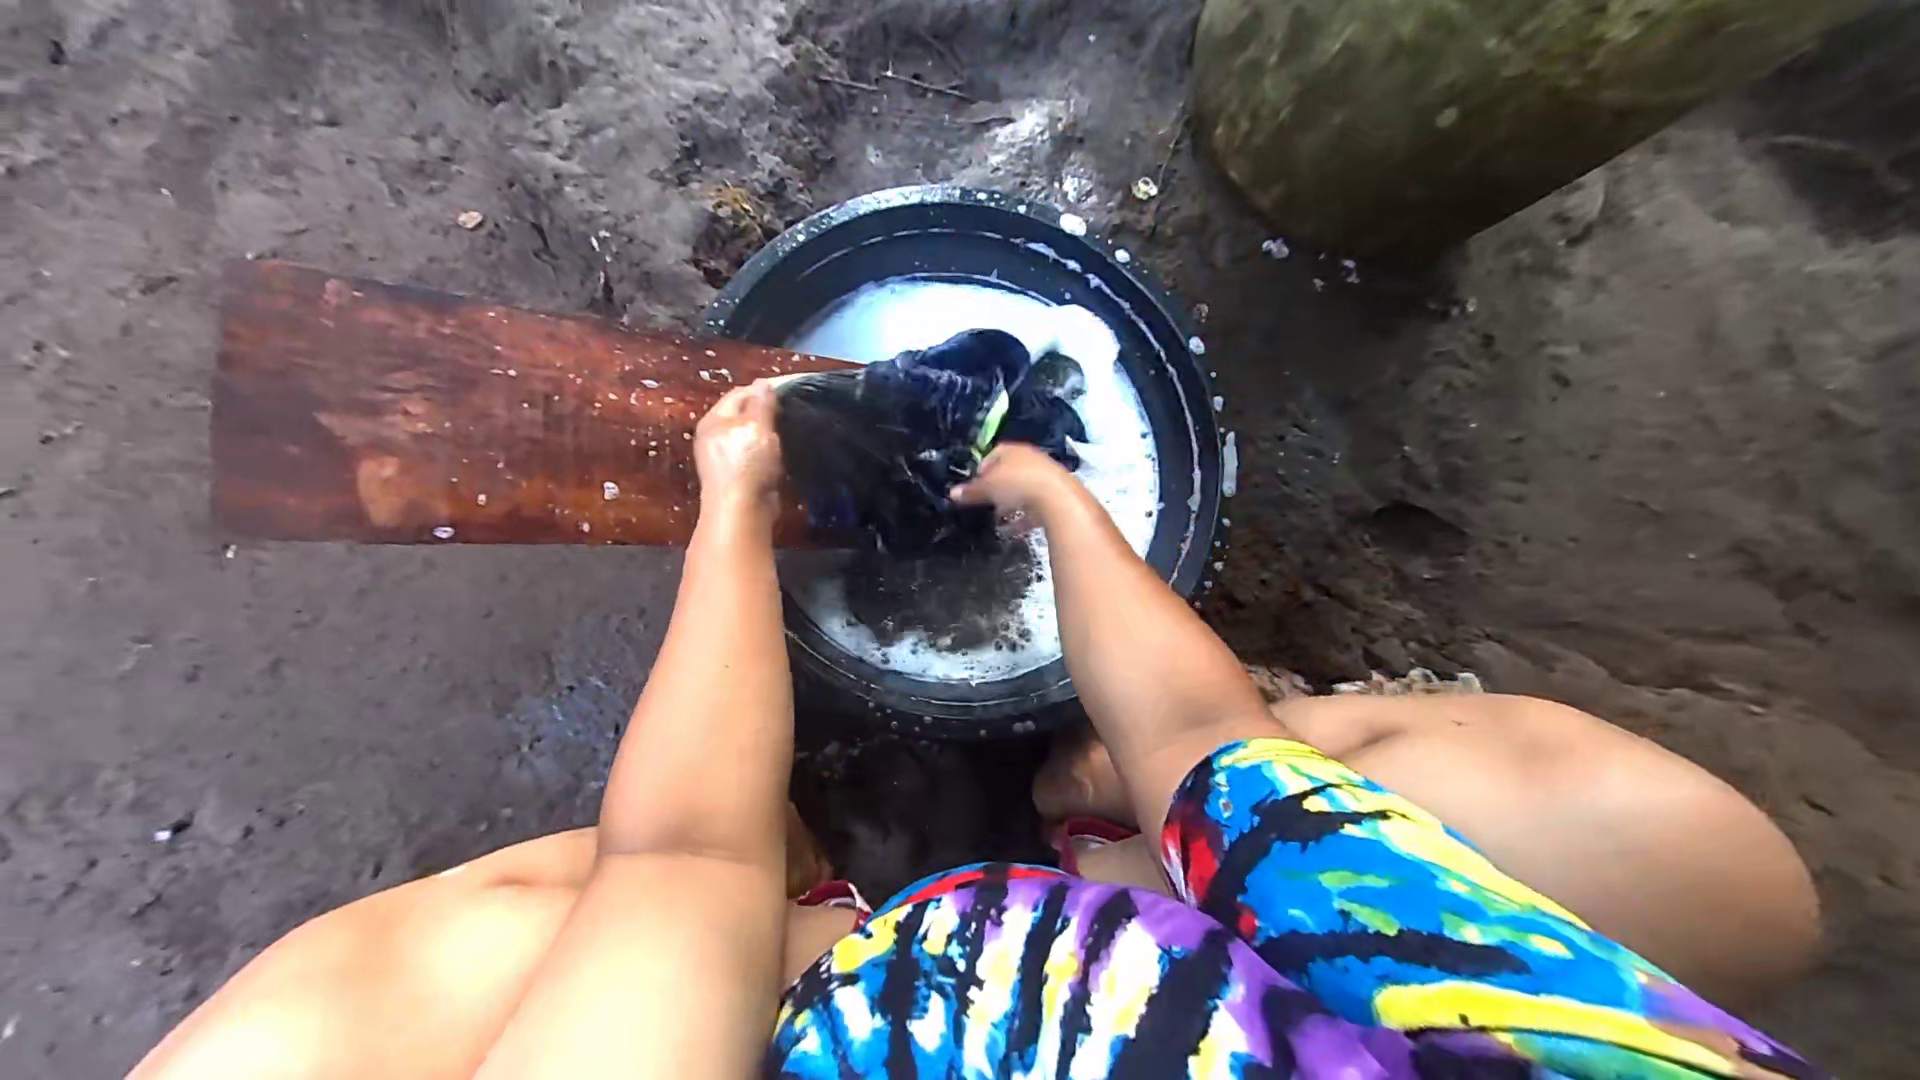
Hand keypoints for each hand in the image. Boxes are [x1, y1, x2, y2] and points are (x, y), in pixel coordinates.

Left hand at [695, 381, 783, 519]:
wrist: (741, 509)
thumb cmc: (748, 463)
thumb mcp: (758, 426)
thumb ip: (762, 403)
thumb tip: (763, 382)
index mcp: (714, 420)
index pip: (739, 394)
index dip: (762, 391)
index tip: (787, 392)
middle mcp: (714, 437)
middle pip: (742, 415)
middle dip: (765, 413)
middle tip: (789, 415)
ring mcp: (723, 458)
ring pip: (749, 437)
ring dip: (767, 436)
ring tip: (787, 435)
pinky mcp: (736, 476)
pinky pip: (753, 457)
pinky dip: (766, 455)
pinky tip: (779, 458)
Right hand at [949, 443, 1081, 526]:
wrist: (1059, 499)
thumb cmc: (1017, 485)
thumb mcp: (987, 489)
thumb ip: (970, 492)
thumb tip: (952, 493)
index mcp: (1013, 450)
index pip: (994, 454)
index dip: (982, 469)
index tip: (975, 485)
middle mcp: (1031, 459)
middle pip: (1010, 471)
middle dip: (998, 486)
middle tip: (986, 500)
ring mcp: (1046, 477)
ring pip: (1024, 488)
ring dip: (1012, 501)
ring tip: (1000, 516)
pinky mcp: (1057, 496)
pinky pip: (1035, 506)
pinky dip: (1024, 517)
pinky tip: (1015, 530)